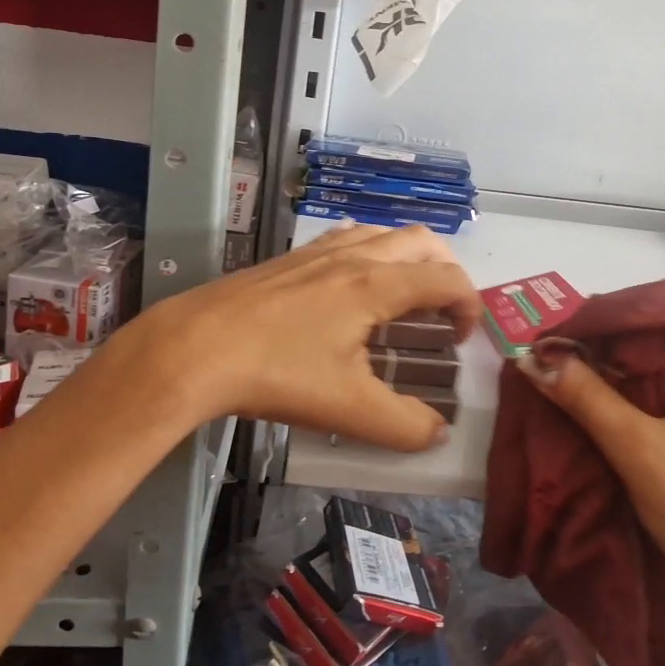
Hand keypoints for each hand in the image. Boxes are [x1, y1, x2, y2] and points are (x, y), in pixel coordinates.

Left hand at [96, 224, 482, 450]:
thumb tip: (436, 432)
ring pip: (381, 232)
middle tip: (445, 307)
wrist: (195, 347)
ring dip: (408, 255)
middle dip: (446, 267)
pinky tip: (350, 277)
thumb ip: (404, 426)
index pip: (445, 278)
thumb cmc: (277, 374)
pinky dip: (368, 249)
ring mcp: (318, 252)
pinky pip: (345, 238)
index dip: (469, 304)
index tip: (462, 339)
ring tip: (405, 292)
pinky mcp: (288, 258)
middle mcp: (354, 257)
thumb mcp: (348, 410)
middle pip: (420, 240)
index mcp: (377, 286)